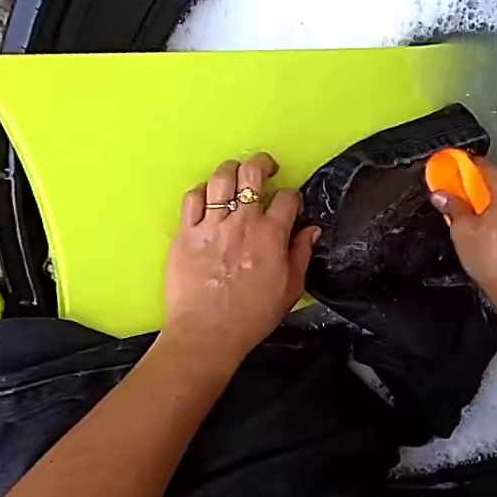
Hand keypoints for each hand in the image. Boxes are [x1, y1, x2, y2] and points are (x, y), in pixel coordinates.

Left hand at [163, 153, 318, 366]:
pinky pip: (191, 198)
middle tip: (265, 168)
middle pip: (251, 173)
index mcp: (271, 235)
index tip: (290, 204)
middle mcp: (241, 223)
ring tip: (236, 176)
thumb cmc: (251, 316)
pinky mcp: (185, 234)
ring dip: (231, 170)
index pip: (287, 197)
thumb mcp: (290, 289)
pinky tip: (208, 197)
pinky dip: (201, 191)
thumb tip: (311, 231)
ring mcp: (210, 226)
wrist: (207, 333)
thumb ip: (301, 254)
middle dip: (262, 163)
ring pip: (220, 178)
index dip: (292, 196)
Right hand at [431, 158, 496, 316]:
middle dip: (473, 186)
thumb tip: (440, 195)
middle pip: (496, 182)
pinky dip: (495, 214)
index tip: (451, 166)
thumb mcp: (462, 230)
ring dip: (484, 201)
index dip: (466, 165)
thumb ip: (453, 207)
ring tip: (464, 212)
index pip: (487, 167)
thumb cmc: (491, 260)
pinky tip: (481, 228)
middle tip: (453, 192)